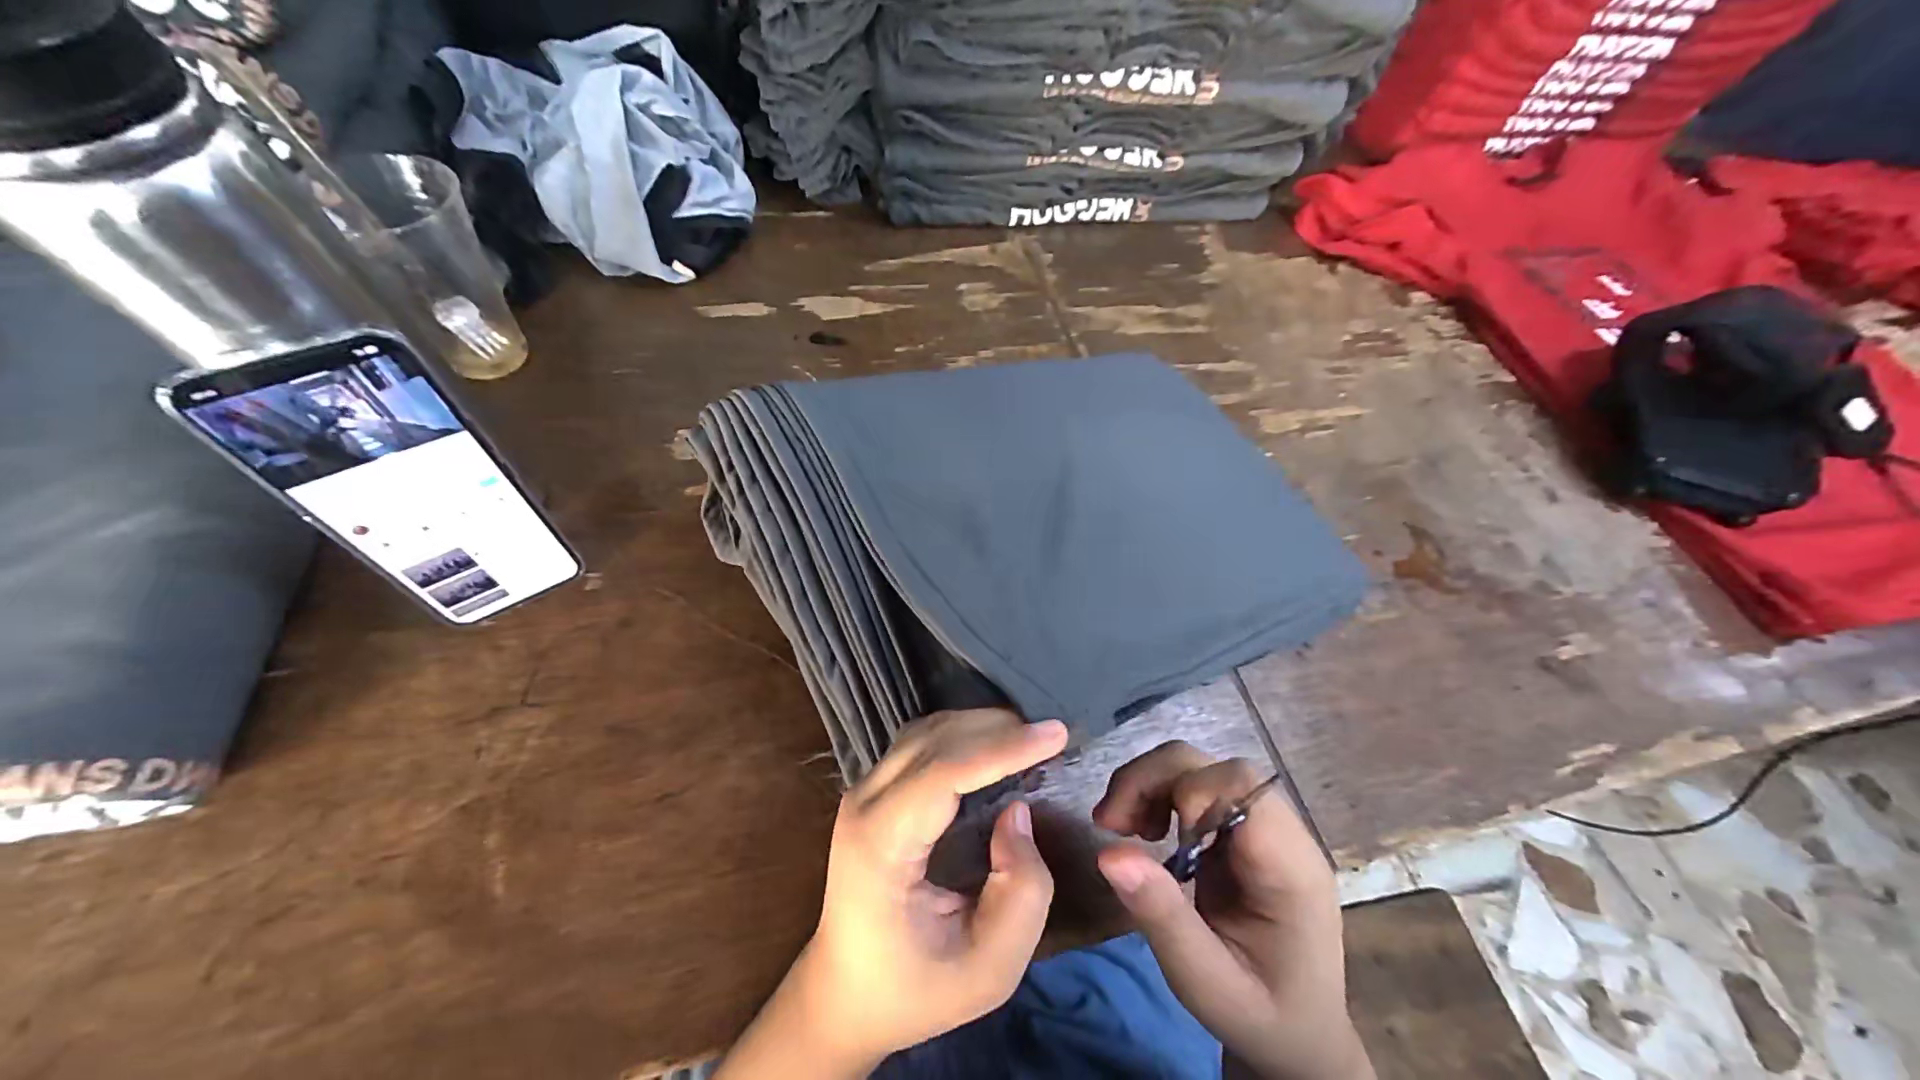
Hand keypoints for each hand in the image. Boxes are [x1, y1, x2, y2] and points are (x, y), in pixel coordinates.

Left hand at [717, 709, 1067, 1079]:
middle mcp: (863, 805)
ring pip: (926, 733)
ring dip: (980, 726)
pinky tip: (994, 746)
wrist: (845, 993)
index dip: (1002, 747)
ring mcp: (862, 793)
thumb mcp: (988, 970)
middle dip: (998, 729)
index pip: (943, 773)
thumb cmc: (915, 990)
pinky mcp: (873, 792)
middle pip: (934, 741)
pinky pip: (920, 745)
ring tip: (1031, 737)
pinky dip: (962, 736)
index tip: (1056, 734)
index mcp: (881, 847)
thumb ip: (1022, 894)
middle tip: (1053, 737)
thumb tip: (1019, 812)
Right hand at [1094, 742, 1373, 1079]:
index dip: (1185, 793)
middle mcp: (1284, 835)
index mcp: (1290, 868)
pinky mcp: (1244, 830)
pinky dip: (1159, 793)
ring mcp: (1265, 828)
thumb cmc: (1258, 1015)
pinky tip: (1145, 830)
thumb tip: (1108, 852)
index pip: (1240, 785)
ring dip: (1150, 783)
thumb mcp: (1204, 982)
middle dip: (1152, 779)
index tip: (1148, 838)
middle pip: (1215, 766)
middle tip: (1109, 824)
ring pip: (1201, 767)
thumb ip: (1162, 916)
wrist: (1298, 1037)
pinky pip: (1198, 786)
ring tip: (1120, 827)